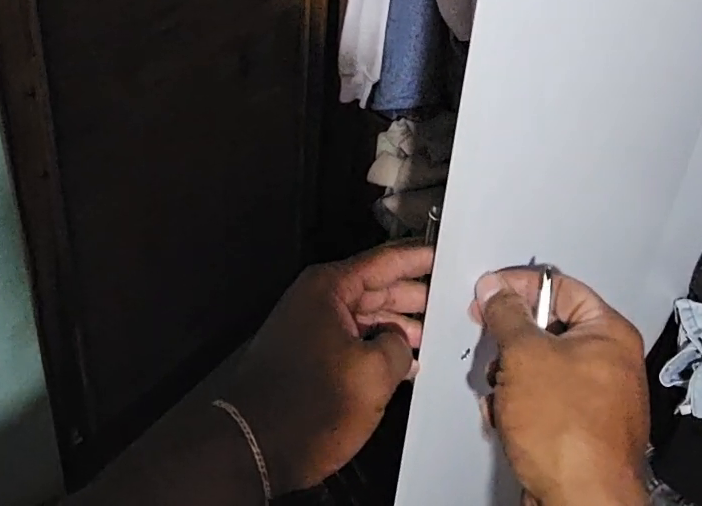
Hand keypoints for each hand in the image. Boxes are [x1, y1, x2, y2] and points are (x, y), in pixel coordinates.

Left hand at [223, 242, 433, 492]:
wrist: (251, 447)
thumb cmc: (311, 405)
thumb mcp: (371, 374)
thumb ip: (398, 347)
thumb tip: (398, 342)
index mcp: (330, 288)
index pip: (384, 261)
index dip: (418, 258)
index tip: (445, 255)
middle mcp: (319, 299)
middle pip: (376, 286)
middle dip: (413, 294)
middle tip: (450, 298)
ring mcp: (312, 327)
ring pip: (366, 315)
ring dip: (399, 324)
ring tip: (435, 333)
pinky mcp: (310, 355)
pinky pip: (354, 338)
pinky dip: (379, 346)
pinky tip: (406, 361)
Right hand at [473, 268, 649, 505]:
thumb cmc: (570, 435)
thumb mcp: (525, 355)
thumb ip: (506, 314)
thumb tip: (496, 290)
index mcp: (608, 333)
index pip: (558, 286)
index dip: (519, 286)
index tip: (489, 294)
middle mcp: (609, 362)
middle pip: (547, 327)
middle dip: (512, 343)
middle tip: (496, 349)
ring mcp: (596, 398)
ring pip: (539, 366)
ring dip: (510, 378)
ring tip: (504, 395)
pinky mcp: (579, 429)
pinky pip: (542, 400)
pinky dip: (519, 406)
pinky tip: (508, 420)